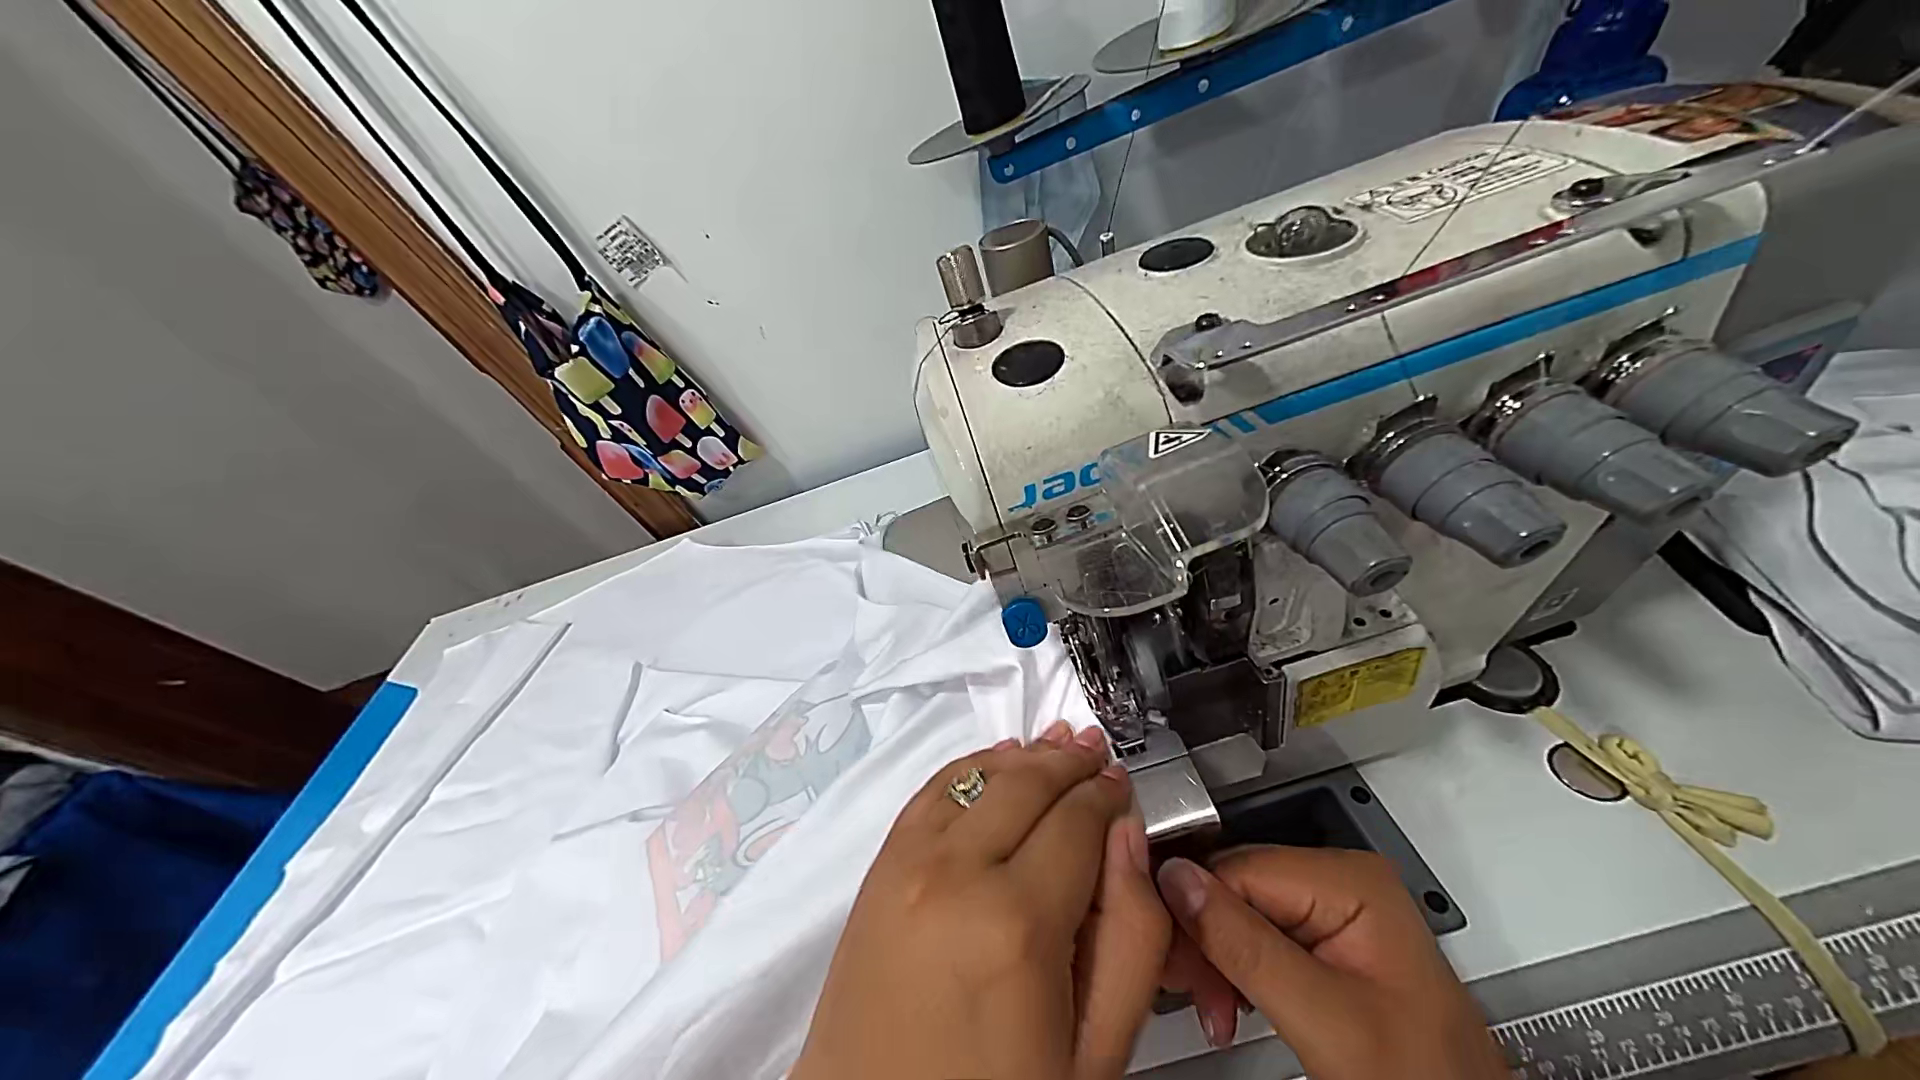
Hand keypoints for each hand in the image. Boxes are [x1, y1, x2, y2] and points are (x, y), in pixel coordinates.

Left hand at [791, 721, 1170, 1079]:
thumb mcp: (1095, 1051)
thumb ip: (1131, 937)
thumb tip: (1129, 840)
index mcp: (1017, 923)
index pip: (1076, 820)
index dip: (1106, 794)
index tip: (1122, 785)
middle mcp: (955, 875)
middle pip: (1025, 783)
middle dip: (1068, 761)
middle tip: (1094, 750)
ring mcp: (907, 864)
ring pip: (976, 775)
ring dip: (1022, 756)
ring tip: (1055, 745)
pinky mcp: (878, 868)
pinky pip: (929, 792)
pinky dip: (969, 767)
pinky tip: (995, 762)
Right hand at [1156, 846, 1505, 1079]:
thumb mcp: (1326, 1019)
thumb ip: (1246, 945)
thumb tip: (1178, 880)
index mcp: (1349, 879)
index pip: (1233, 867)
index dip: (1194, 912)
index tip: (1178, 959)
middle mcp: (1337, 881)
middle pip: (1230, 886)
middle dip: (1202, 941)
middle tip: (1195, 990)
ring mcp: (1328, 909)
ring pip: (1232, 910)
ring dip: (1212, 960)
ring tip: (1217, 1007)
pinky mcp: (1318, 938)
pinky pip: (1250, 933)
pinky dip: (1231, 969)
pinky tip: (1232, 1001)